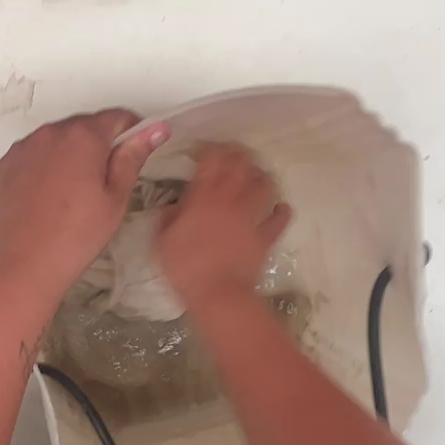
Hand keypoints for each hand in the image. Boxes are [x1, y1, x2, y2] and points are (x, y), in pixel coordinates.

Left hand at [0, 109, 169, 304]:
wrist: (21, 269)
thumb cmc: (74, 238)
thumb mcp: (114, 199)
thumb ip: (133, 157)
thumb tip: (156, 129)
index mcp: (82, 136)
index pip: (116, 117)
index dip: (131, 133)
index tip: (133, 155)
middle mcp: (48, 133)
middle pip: (82, 128)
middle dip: (95, 147)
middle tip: (100, 187)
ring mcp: (20, 150)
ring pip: (53, 143)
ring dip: (66, 158)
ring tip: (69, 198)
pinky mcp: (0, 168)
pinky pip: (28, 159)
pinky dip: (40, 171)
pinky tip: (44, 202)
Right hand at [157, 144, 292, 313]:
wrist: (217, 293)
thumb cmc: (185, 267)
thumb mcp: (162, 241)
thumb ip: (168, 218)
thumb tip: (174, 206)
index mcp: (203, 197)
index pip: (212, 160)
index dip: (211, 150)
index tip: (206, 151)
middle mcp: (230, 199)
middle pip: (241, 165)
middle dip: (237, 155)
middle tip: (232, 157)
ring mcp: (251, 216)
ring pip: (264, 184)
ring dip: (260, 177)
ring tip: (254, 177)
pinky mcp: (266, 235)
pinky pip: (280, 217)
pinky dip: (281, 210)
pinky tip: (280, 208)